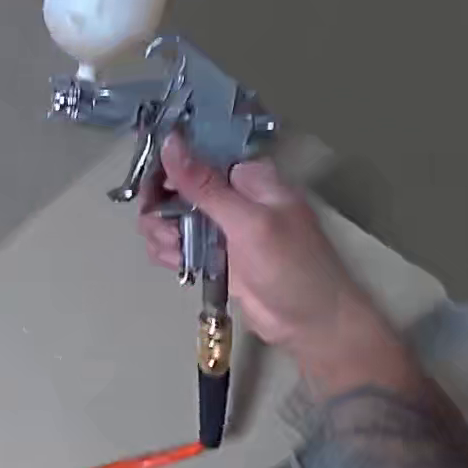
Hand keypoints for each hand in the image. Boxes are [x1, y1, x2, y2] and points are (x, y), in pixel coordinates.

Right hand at [136, 135, 388, 364]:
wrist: (314, 327)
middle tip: (165, 228)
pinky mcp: (208, 252)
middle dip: (160, 206)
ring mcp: (216, 224)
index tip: (153, 188)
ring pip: (165, 214)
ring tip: (175, 251)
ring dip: (160, 231)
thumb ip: (204, 185)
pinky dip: (166, 251)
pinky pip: (171, 241)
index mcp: (245, 176)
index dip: (166, 165)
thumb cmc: (293, 266)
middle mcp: (228, 194)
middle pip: (172, 185)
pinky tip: (177, 263)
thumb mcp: (248, 222)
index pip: (194, 154)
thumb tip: (169, 141)